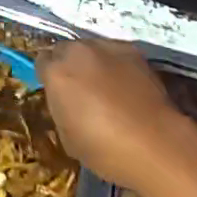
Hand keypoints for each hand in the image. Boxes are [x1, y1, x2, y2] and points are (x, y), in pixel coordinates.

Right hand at [36, 39, 191, 191]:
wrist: (155, 142)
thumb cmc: (106, 149)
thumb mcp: (68, 137)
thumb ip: (61, 108)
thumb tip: (66, 101)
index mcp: (57, 73)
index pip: (42, 62)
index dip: (48, 78)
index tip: (57, 94)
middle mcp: (78, 51)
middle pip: (65, 50)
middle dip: (68, 67)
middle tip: (80, 91)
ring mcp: (106, 46)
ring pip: (90, 49)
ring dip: (91, 63)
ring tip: (106, 89)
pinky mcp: (131, 49)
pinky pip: (114, 53)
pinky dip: (115, 65)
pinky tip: (127, 87)